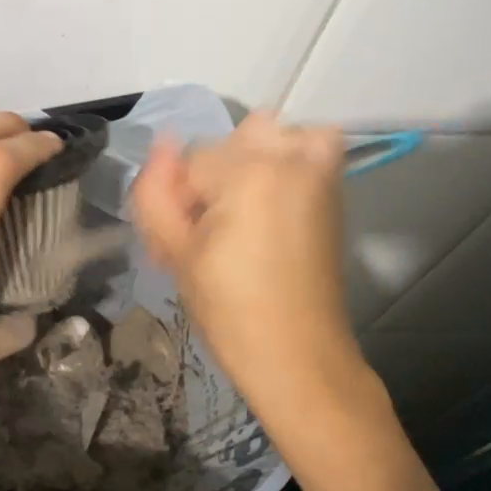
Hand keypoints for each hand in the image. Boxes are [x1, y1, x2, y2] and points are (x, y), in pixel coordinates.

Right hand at [131, 111, 358, 419]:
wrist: (296, 353)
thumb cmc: (228, 310)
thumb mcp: (177, 253)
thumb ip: (155, 195)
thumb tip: (159, 145)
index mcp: (247, 171)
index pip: (188, 160)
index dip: (175, 200)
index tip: (177, 242)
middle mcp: (290, 156)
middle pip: (229, 141)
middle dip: (212, 176)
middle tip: (207, 230)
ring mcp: (319, 169)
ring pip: (271, 136)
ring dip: (249, 162)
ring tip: (239, 215)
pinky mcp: (334, 188)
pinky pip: (306, 150)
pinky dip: (286, 165)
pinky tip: (268, 211)